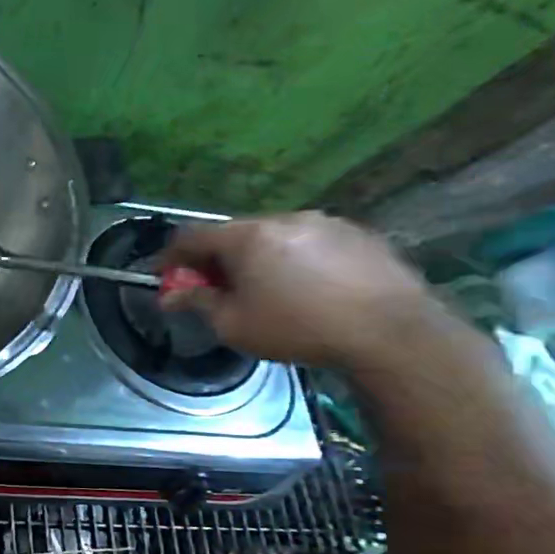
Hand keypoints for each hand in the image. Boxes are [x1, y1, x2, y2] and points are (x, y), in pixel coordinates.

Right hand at [159, 211, 441, 369]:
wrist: (391, 333)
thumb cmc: (297, 328)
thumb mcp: (232, 324)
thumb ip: (198, 302)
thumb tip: (172, 295)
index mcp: (248, 236)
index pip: (191, 236)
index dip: (170, 257)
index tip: (163, 277)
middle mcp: (285, 219)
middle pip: (234, 233)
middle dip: (214, 258)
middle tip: (210, 287)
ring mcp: (326, 223)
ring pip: (273, 236)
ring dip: (255, 257)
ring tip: (258, 288)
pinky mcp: (359, 236)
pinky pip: (308, 242)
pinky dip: (292, 259)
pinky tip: (301, 288)